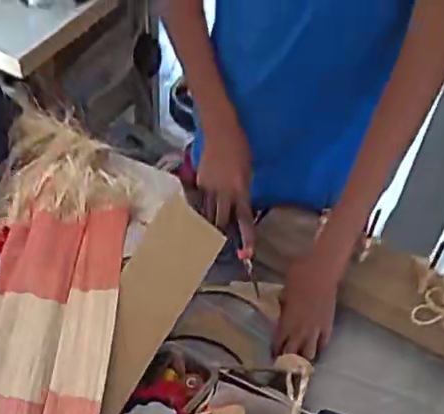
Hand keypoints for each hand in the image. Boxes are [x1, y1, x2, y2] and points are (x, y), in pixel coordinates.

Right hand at [193, 116, 254, 252]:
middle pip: (220, 222)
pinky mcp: (199, 183)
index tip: (246, 255)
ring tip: (206, 234)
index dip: (246, 239)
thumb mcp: (247, 173)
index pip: (245, 220)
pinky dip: (200, 210)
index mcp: (240, 190)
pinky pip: (199, 203)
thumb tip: (238, 209)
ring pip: (208, 215)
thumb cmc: (239, 147)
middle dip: (220, 234)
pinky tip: (196, 215)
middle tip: (220, 244)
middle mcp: (225, 193)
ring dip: (209, 225)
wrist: (220, 128)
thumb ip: (242, 193)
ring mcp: (209, 188)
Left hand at [273, 251, 343, 358]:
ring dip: (305, 357)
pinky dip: (320, 346)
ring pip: (309, 354)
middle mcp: (299, 333)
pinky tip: (317, 347)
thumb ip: (283, 311)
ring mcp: (315, 331)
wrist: (319, 272)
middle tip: (287, 362)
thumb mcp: (284, 297)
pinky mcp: (328, 327)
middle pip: (292, 355)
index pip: (278, 346)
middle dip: (288, 360)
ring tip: (303, 359)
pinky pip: (323, 343)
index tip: (274, 356)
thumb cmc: (297, 278)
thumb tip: (283, 313)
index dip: (275, 353)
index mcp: (285, 325)